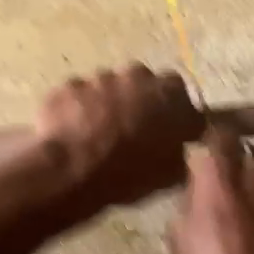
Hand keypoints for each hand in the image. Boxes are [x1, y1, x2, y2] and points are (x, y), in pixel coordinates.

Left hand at [36, 64, 203, 207]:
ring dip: (110, 103)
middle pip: (146, 82)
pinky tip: (75, 131)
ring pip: (111, 85)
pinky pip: (81, 94)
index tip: (172, 132)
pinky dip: (81, 108)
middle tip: (135, 128)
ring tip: (100, 132)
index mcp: (170, 97)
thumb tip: (177, 150)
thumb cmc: (126, 174)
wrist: (69, 170)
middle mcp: (139, 77)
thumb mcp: (167, 175)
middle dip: (142, 101)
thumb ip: (178, 154)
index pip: (183, 96)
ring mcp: (101, 77)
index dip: (178, 114)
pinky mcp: (70, 85)